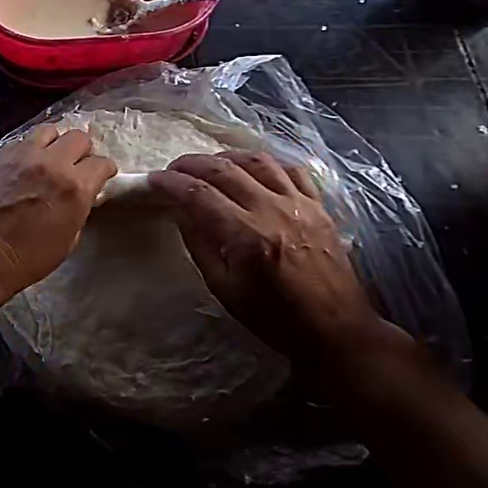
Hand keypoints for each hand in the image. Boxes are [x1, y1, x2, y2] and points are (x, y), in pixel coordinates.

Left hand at [0, 125, 116, 311]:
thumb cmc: (27, 260)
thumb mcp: (69, 239)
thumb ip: (79, 208)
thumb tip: (80, 196)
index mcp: (75, 187)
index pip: (102, 163)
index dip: (103, 171)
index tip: (100, 177)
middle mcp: (51, 164)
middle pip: (78, 138)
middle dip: (83, 151)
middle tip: (76, 166)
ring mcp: (22, 157)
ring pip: (49, 131)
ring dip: (55, 143)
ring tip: (51, 159)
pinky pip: (22, 141)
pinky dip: (30, 148)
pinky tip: (26, 164)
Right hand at [147, 151, 408, 365]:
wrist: (335, 329)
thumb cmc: (272, 316)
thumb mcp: (222, 287)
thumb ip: (198, 244)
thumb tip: (180, 212)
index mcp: (246, 235)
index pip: (198, 193)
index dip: (170, 182)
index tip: (152, 180)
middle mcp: (273, 211)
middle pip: (223, 169)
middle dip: (190, 164)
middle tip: (172, 170)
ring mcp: (300, 205)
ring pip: (257, 161)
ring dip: (225, 157)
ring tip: (207, 165)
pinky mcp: (319, 207)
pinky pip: (290, 170)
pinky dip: (264, 164)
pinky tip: (251, 172)